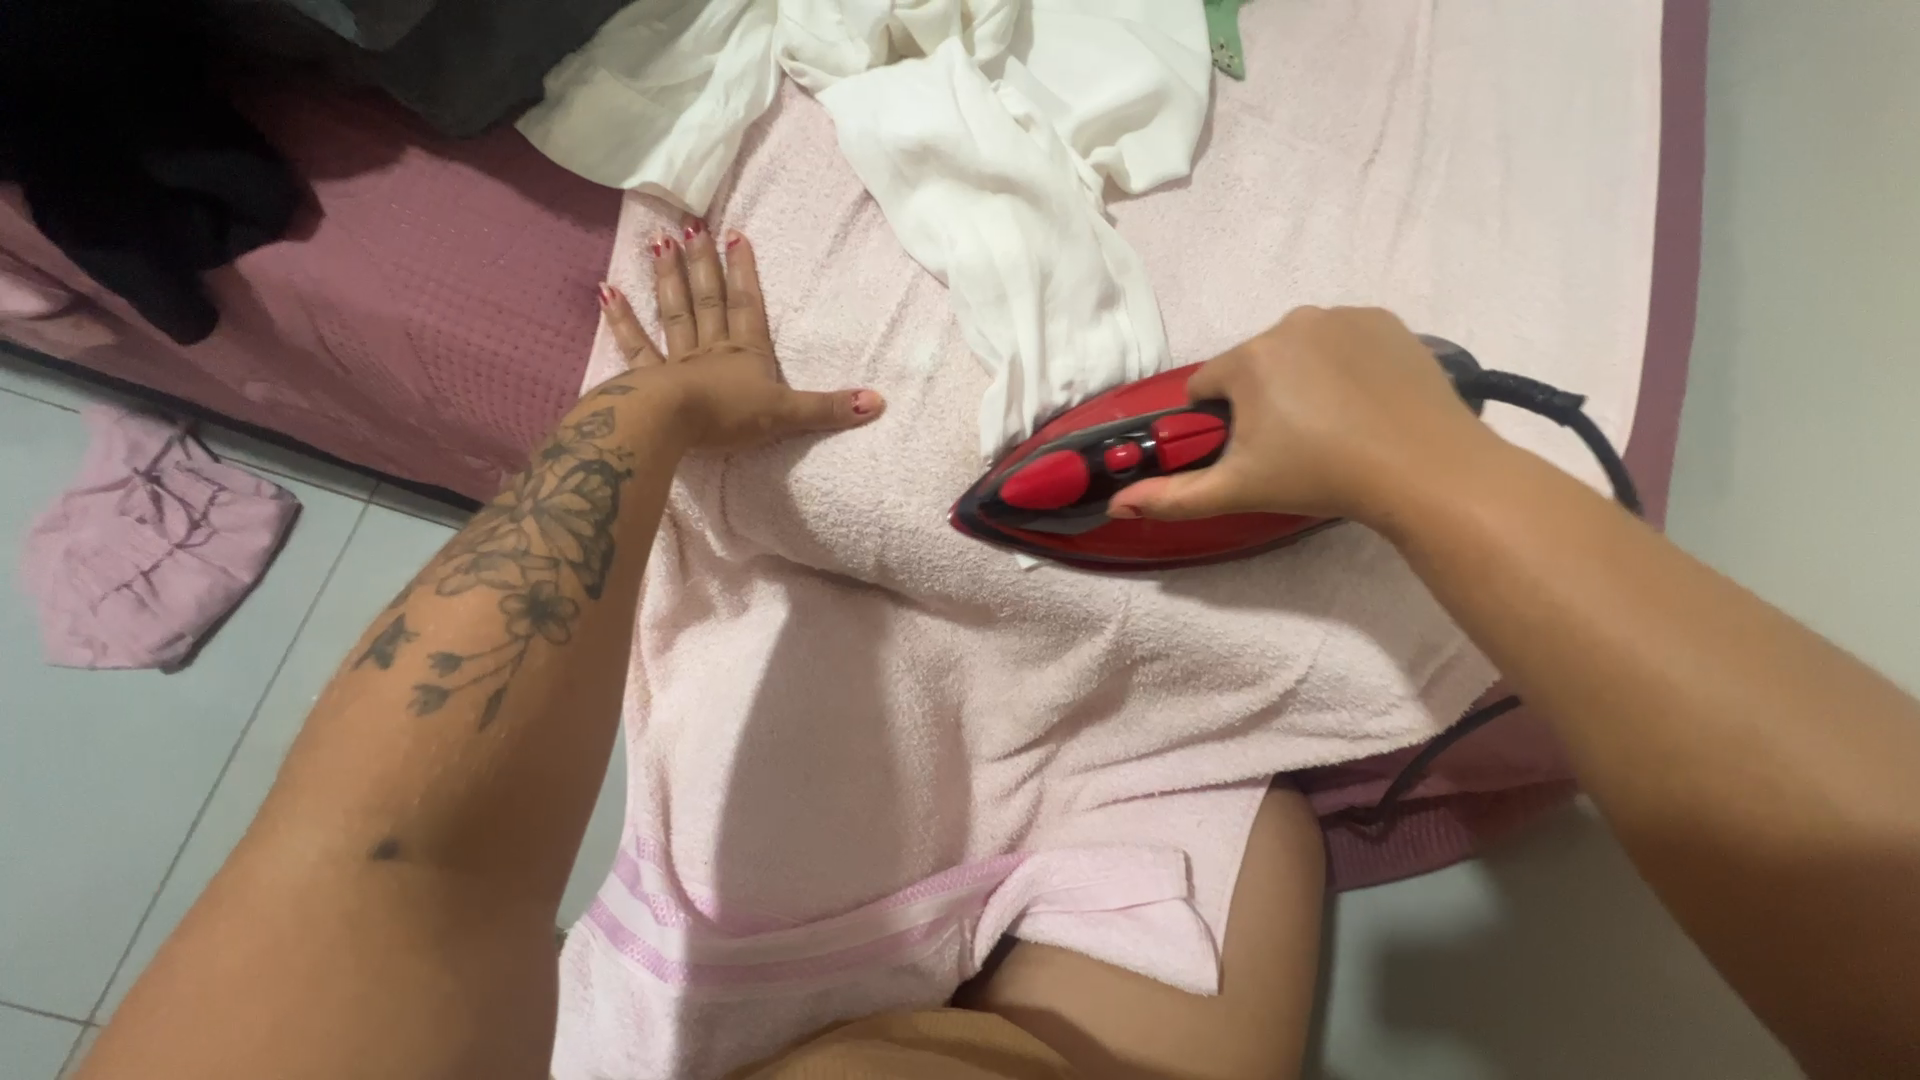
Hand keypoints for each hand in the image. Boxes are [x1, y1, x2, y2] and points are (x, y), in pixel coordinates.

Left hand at [597, 218, 883, 449]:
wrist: (674, 426)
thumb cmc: (730, 417)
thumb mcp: (788, 414)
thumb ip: (828, 408)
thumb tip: (879, 402)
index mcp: (745, 354)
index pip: (748, 306)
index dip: (744, 272)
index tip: (737, 234)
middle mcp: (711, 349)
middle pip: (708, 300)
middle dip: (703, 263)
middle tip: (692, 225)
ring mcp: (676, 362)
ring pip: (674, 313)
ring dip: (667, 278)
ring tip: (658, 241)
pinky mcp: (647, 380)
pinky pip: (634, 346)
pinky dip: (622, 320)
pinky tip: (607, 291)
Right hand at [1108, 307, 1498, 525]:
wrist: (1425, 470)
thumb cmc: (1321, 478)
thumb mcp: (1239, 491)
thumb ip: (1173, 498)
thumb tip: (1116, 506)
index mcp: (1248, 359)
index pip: (1205, 387)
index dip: (1218, 423)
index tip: (1251, 451)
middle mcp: (1290, 322)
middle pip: (1250, 366)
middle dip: (1259, 400)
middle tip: (1294, 444)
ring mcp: (1342, 315)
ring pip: (1295, 350)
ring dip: (1299, 379)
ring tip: (1332, 424)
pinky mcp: (1386, 320)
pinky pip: (1340, 340)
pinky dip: (1342, 364)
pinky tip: (1363, 401)